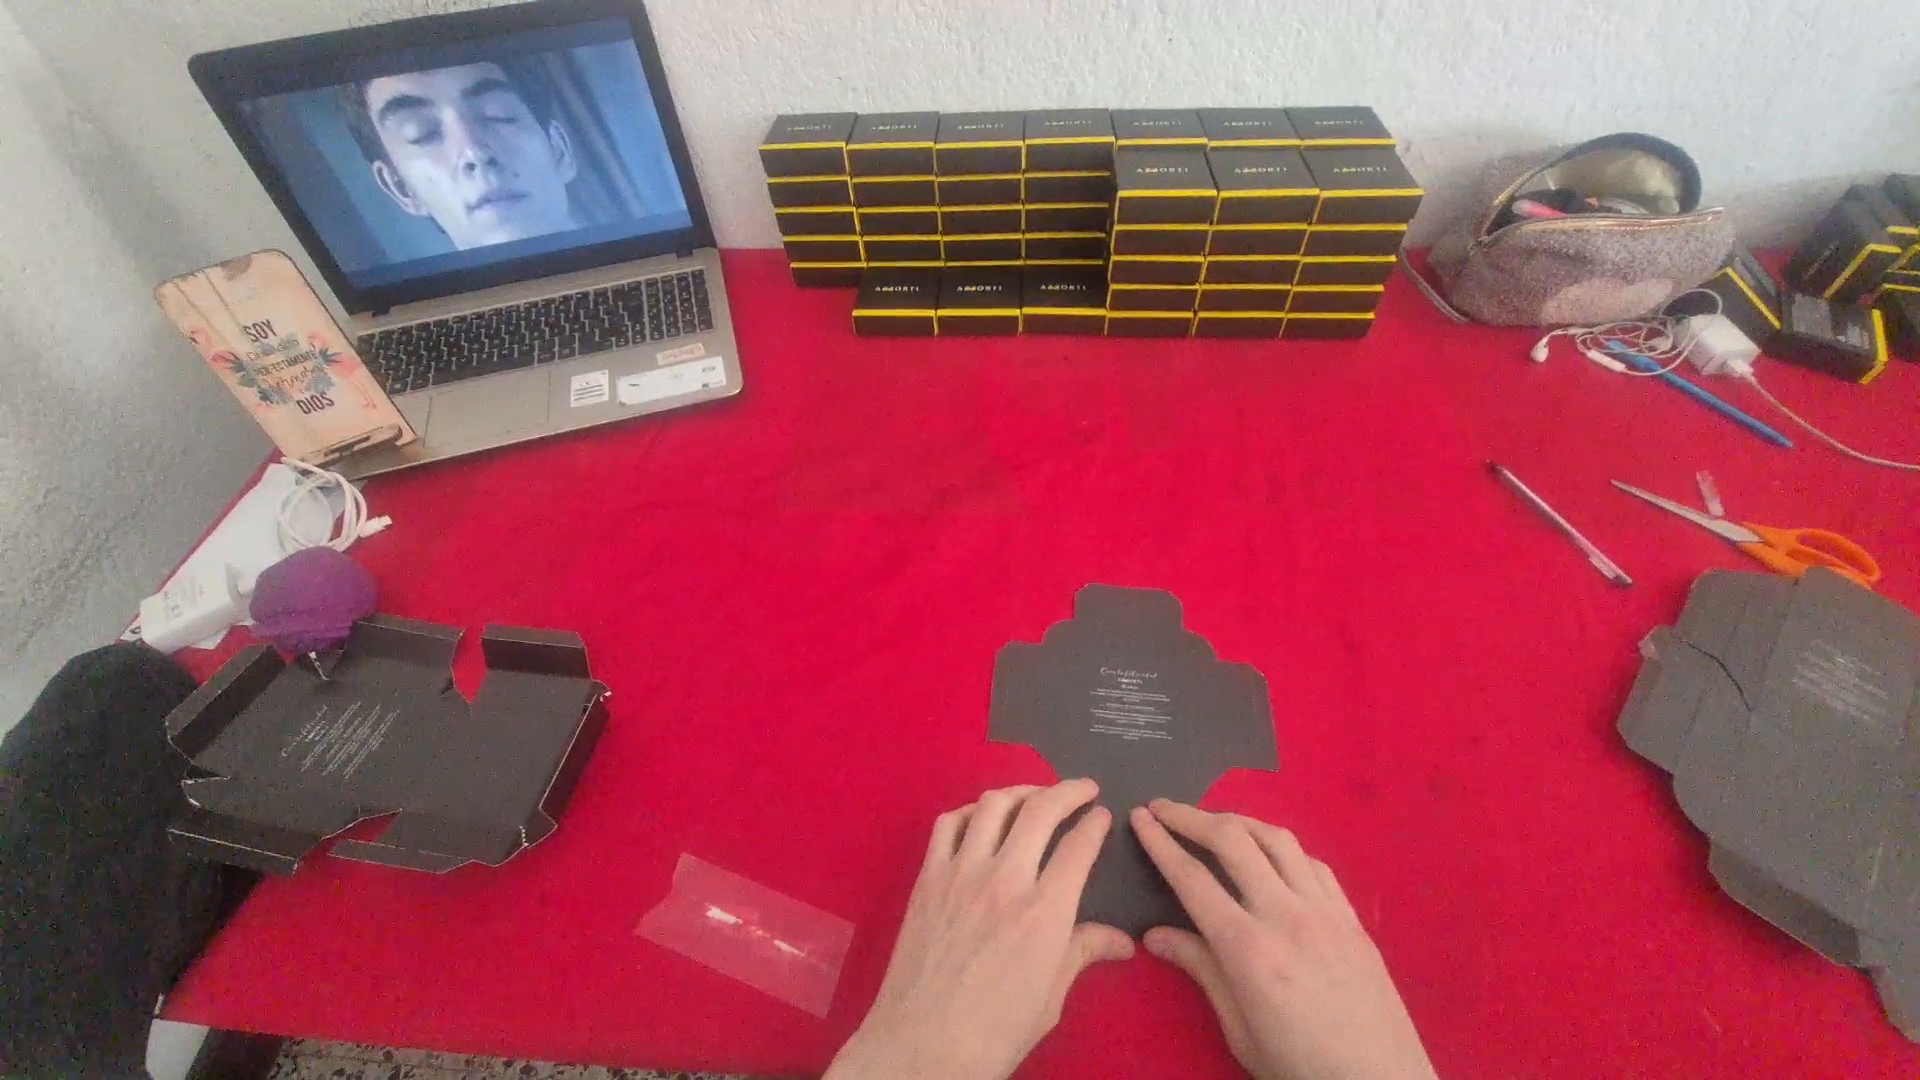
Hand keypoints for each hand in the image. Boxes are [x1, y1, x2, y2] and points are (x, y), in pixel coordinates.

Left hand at [826, 780, 1134, 1079]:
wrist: (920, 1046)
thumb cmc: (995, 1031)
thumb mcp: (1050, 998)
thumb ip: (1083, 952)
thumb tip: (1123, 941)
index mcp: (1043, 912)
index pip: (1078, 847)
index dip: (1095, 823)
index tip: (1102, 814)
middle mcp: (1004, 879)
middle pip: (1040, 810)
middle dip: (1068, 791)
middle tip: (1082, 788)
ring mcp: (961, 872)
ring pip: (993, 805)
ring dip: (1021, 791)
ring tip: (1035, 794)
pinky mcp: (929, 875)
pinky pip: (948, 823)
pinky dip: (970, 810)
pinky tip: (982, 816)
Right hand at [1132, 800, 1437, 1079]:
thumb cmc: (1301, 1069)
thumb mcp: (1240, 1031)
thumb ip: (1200, 970)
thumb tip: (1154, 935)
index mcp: (1249, 949)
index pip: (1192, 878)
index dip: (1160, 842)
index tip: (1139, 817)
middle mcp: (1286, 915)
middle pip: (1232, 840)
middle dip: (1190, 816)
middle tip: (1163, 807)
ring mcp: (1325, 912)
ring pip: (1275, 839)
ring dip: (1236, 819)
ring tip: (1211, 820)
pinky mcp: (1352, 918)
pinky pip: (1313, 863)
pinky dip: (1282, 847)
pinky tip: (1269, 854)